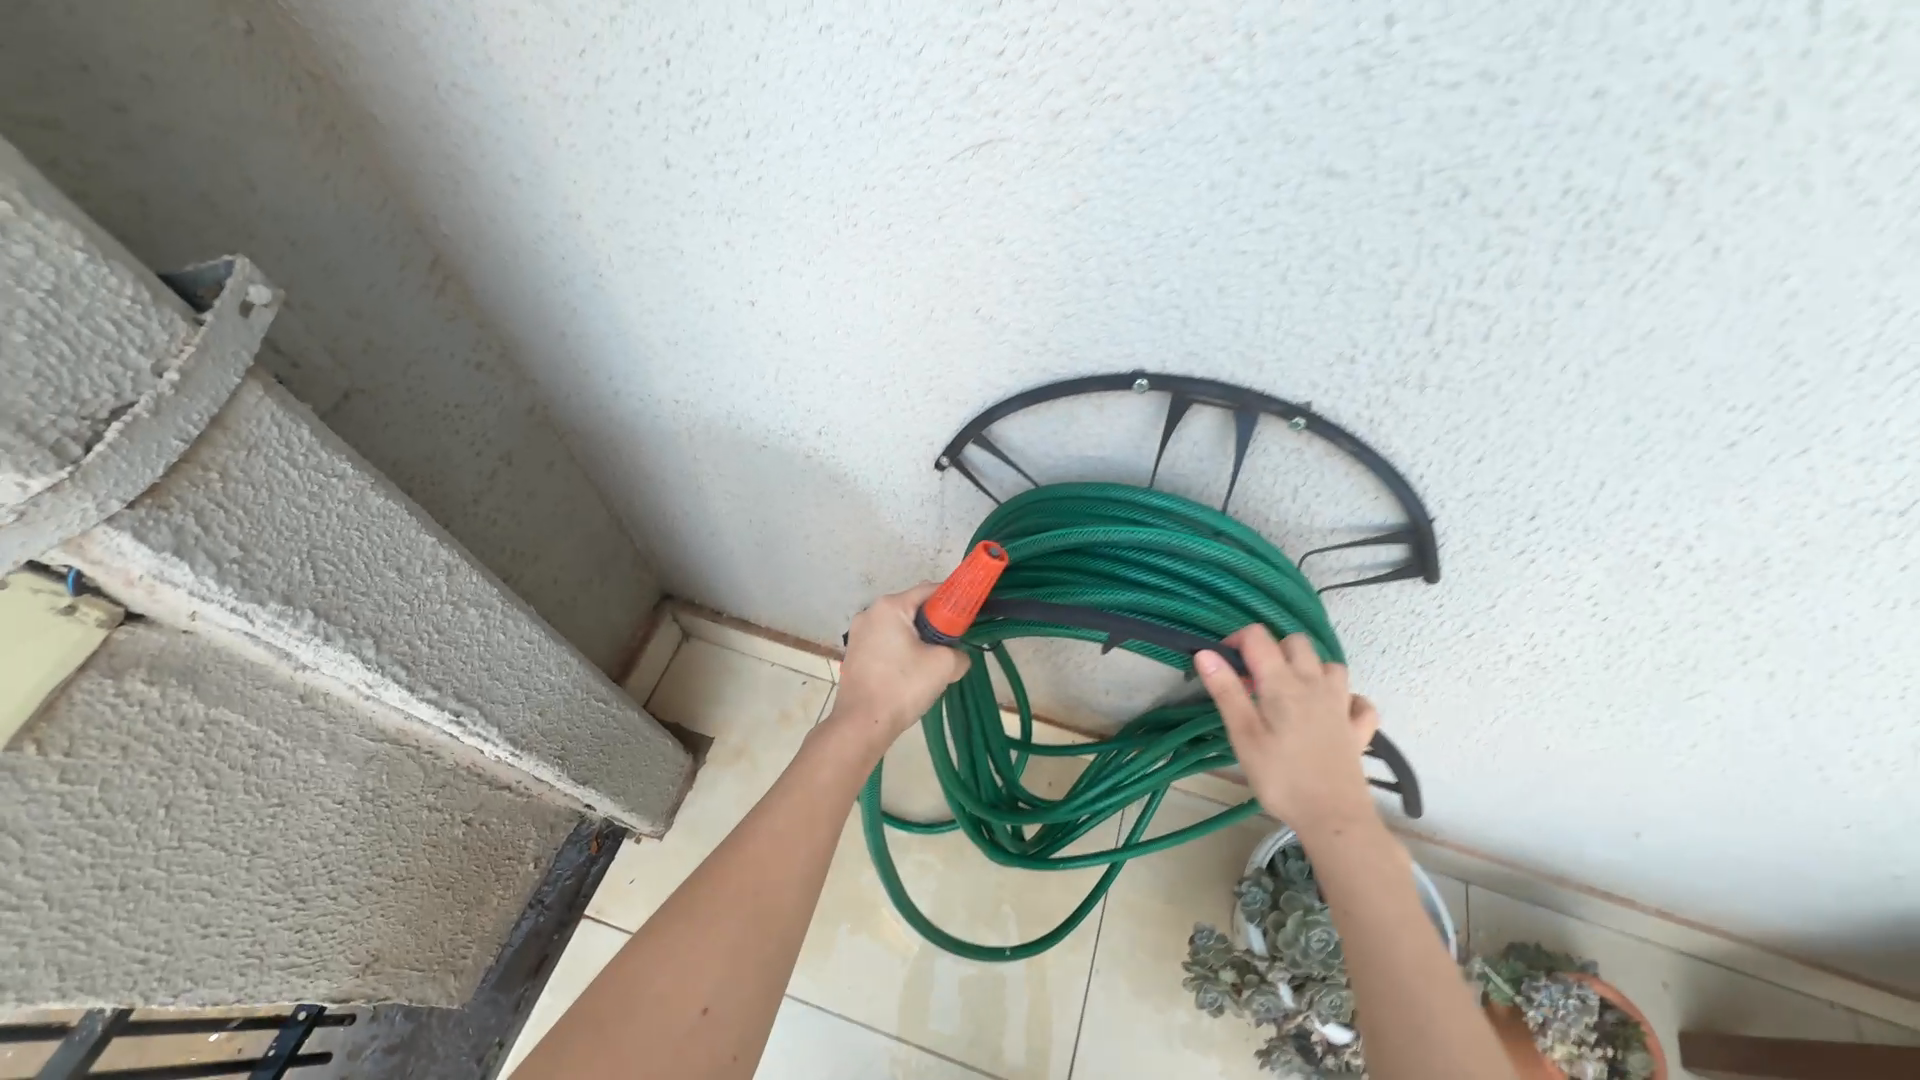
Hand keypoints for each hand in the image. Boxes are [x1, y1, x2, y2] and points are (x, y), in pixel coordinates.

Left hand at [826, 583, 971, 752]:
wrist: (861, 724)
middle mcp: (869, 613)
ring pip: (899, 629)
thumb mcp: (944, 666)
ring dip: (918, 641)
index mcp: (889, 607)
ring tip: (931, 665)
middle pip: (913, 609)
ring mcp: (857, 634)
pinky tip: (910, 675)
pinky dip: (901, 652)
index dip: (952, 600)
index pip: (929, 590)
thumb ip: (959, 653)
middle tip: (951, 646)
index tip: (967, 617)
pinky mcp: (854, 654)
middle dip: (934, 625)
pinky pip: (885, 644)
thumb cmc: (902, 687)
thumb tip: (957, 657)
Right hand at [1194, 625, 1380, 842]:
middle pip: (1296, 642)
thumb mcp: (1243, 735)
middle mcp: (1316, 684)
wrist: (1334, 817)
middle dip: (1272, 649)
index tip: (1223, 664)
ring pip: (1330, 665)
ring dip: (1308, 668)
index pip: (1258, 638)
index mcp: (1283, 683)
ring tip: (1289, 692)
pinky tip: (1332, 712)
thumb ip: (1226, 691)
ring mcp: (1342, 705)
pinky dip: (1345, 698)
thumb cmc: (1280, 777)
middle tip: (1253, 680)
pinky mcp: (1359, 729)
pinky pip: (1358, 700)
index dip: (1236, 640)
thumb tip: (1205, 653)